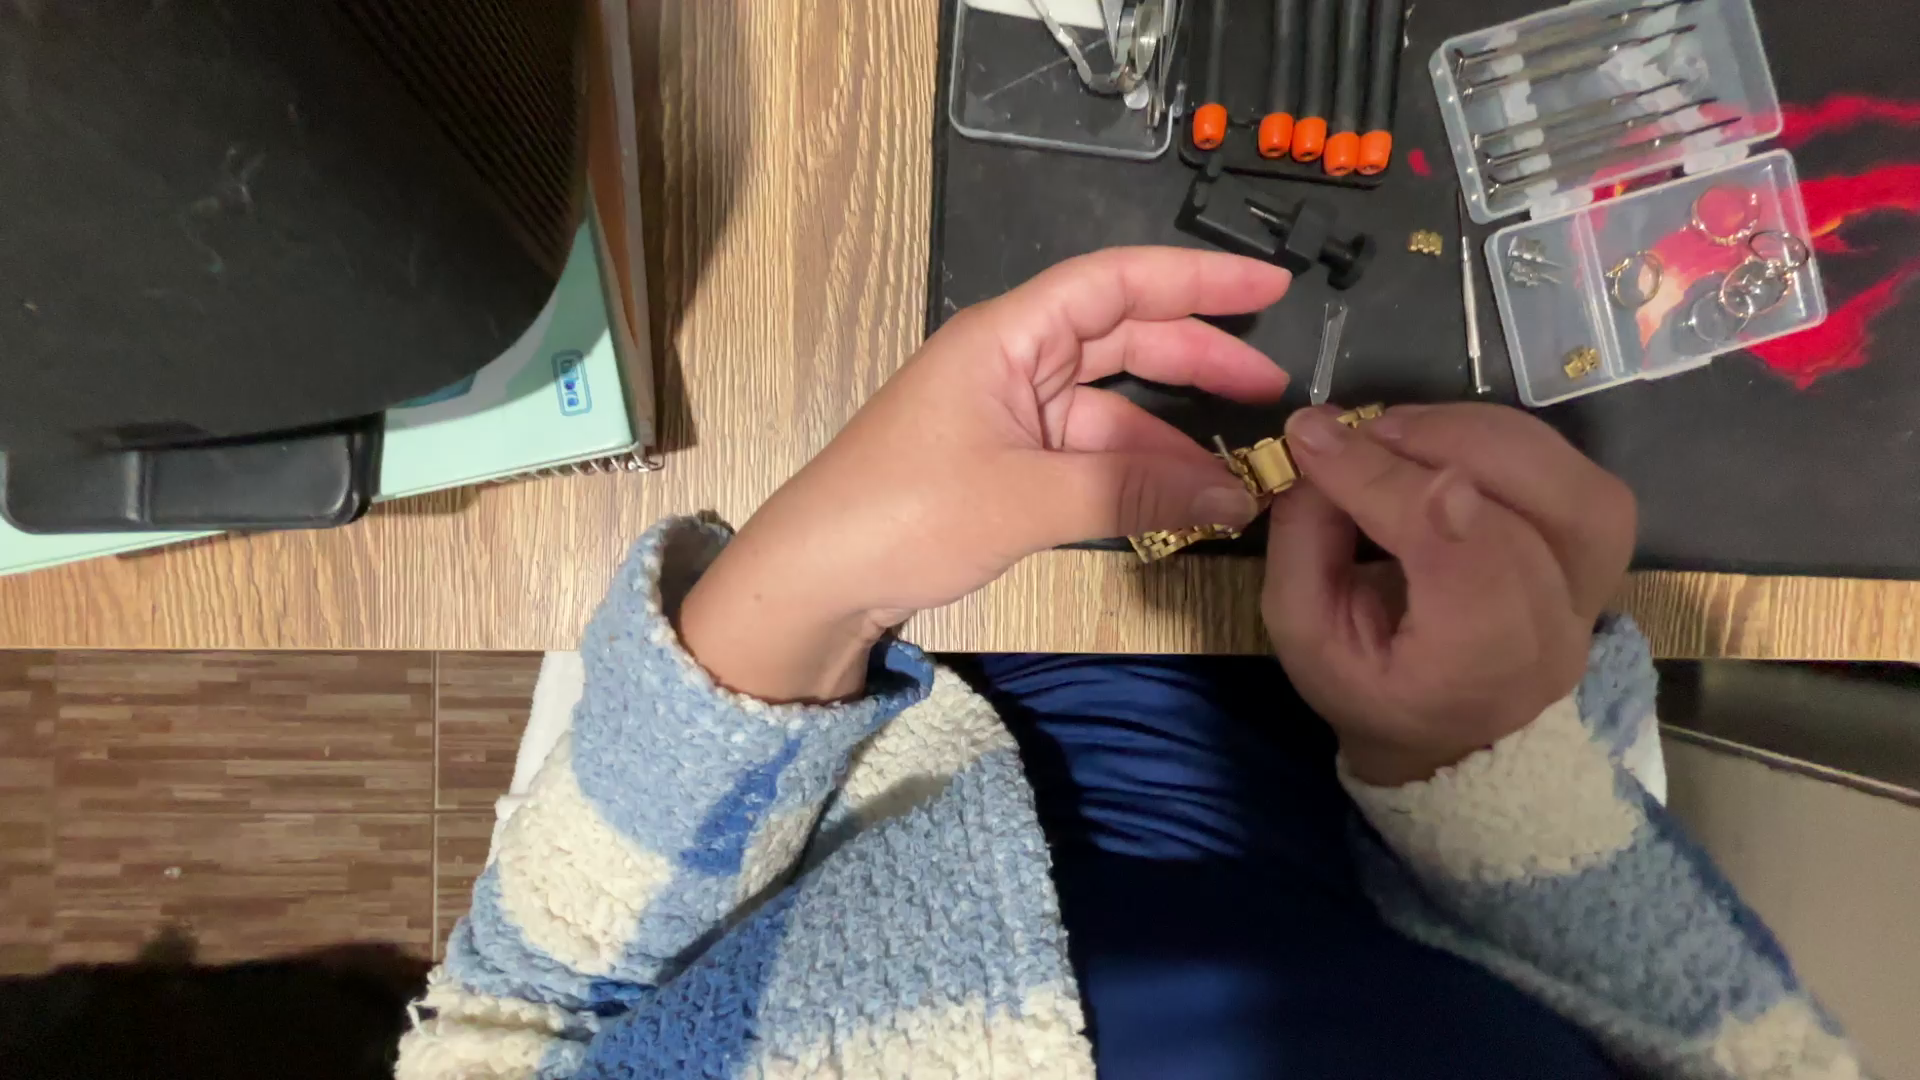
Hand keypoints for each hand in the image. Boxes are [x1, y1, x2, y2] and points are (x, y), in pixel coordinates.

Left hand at [680, 247, 1293, 701]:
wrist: (818, 580)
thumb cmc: (907, 514)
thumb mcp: (1025, 498)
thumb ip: (1131, 493)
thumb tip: (1233, 499)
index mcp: (1007, 337)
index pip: (1115, 283)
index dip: (1196, 280)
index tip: (1271, 289)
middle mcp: (1011, 366)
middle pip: (1120, 345)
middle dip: (1197, 365)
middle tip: (1270, 394)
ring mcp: (1007, 421)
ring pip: (1107, 417)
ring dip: (1167, 450)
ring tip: (1235, 486)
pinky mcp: (1002, 470)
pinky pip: (1082, 462)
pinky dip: (1127, 483)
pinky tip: (1176, 506)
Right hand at [1261, 403, 1635, 785]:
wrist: (1444, 730)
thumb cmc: (1362, 686)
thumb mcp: (1299, 629)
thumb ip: (1302, 541)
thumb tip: (1316, 452)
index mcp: (1474, 668)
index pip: (1462, 557)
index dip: (1389, 485)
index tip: (1314, 436)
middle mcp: (1557, 627)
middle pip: (1542, 508)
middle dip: (1440, 445)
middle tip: (1362, 429)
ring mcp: (1594, 588)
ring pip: (1573, 479)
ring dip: (1476, 432)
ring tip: (1395, 430)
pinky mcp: (1595, 553)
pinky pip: (1571, 472)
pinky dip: (1498, 438)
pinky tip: (1437, 442)